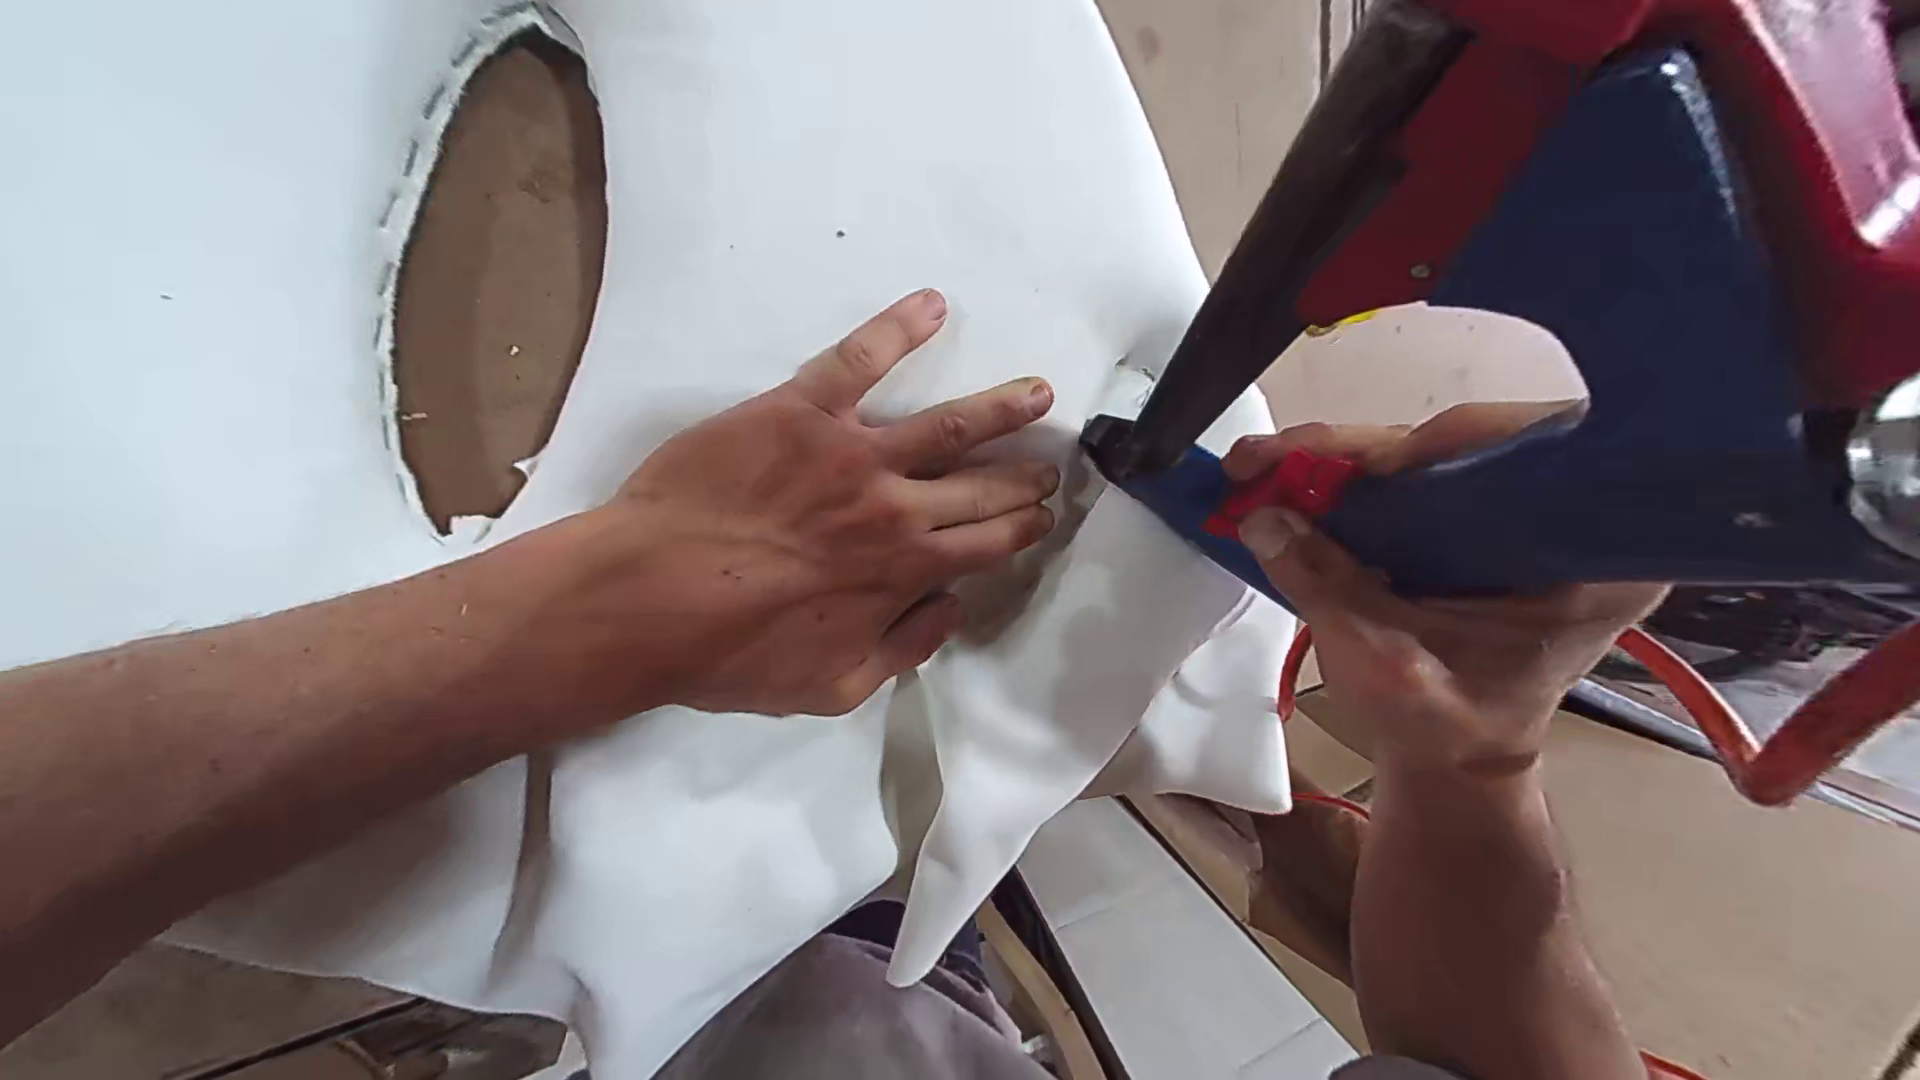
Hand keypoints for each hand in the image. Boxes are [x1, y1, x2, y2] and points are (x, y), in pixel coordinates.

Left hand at [534, 289, 1058, 718]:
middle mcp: (897, 508)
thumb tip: (953, 608)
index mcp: (905, 571)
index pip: (990, 544)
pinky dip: (899, 327)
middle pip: (983, 488)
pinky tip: (933, 305)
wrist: (643, 602)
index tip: (1043, 515)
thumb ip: (905, 651)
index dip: (1024, 529)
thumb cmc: (733, 653)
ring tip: (1038, 393)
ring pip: (949, 424)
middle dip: (1025, 478)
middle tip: (1050, 466)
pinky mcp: (801, 410)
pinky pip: (859, 359)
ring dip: (1003, 408)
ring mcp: (853, 452)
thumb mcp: (832, 687)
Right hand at [1224, 403, 1666, 774]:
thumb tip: (1260, 517)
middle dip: (1352, 453)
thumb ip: (1323, 586)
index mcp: (1581, 558)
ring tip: (1263, 470)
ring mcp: (1506, 521)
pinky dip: (1341, 486)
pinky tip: (1291, 490)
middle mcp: (1556, 524)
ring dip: (1334, 464)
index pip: (1515, 459)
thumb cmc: (1438, 724)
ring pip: (1418, 461)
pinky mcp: (1462, 527)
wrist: (1450, 753)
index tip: (1347, 467)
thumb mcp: (1378, 660)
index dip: (1426, 449)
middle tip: (1266, 460)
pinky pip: (1399, 485)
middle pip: (1452, 448)